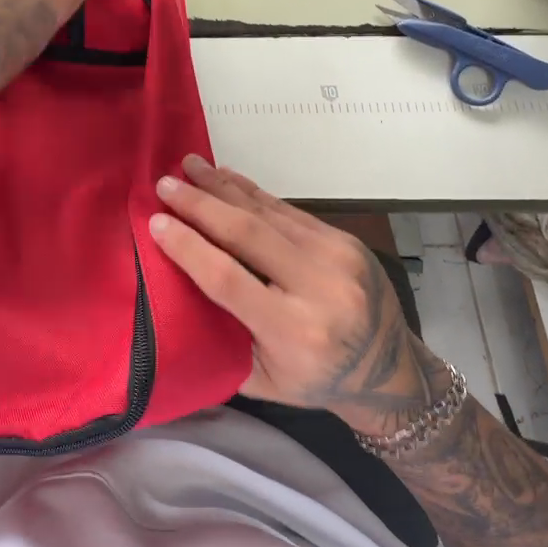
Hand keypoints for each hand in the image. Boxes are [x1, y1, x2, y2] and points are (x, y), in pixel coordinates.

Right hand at [149, 156, 449, 433]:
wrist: (392, 374)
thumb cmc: (313, 381)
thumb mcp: (261, 377)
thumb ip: (219, 337)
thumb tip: (169, 289)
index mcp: (295, 332)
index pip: (229, 279)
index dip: (189, 248)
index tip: (155, 223)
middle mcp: (320, 289)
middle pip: (247, 234)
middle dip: (200, 205)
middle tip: (164, 184)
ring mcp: (338, 259)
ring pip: (267, 213)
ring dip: (222, 186)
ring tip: (188, 165)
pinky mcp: (345, 240)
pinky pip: (288, 209)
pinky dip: (251, 192)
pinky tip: (224, 177)